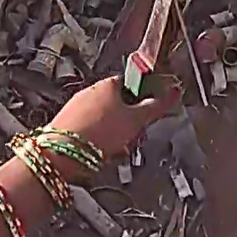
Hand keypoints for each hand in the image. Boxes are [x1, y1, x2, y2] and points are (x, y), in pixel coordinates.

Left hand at [46, 76, 181, 164]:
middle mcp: (90, 91)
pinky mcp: (67, 124)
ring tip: (117, 149)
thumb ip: (156, 106)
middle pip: (119, 103)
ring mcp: (77, 107)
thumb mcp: (136, 120)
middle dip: (129, 122)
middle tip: (133, 137)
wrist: (63, 153)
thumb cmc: (98, 132)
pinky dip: (98, 140)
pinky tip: (101, 153)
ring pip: (105, 119)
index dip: (142, 99)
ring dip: (115, 134)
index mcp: (108, 83)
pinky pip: (90, 129)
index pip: (131, 83)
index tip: (147, 115)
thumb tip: (173, 92)